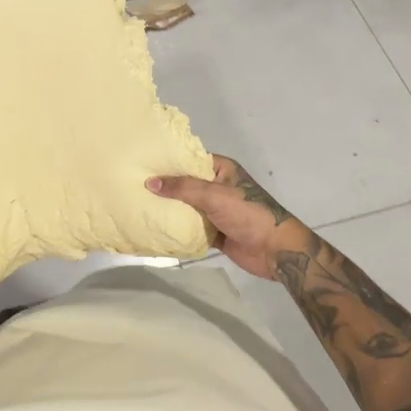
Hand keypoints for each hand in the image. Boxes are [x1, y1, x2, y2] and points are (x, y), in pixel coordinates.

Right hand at [147, 155, 315, 280]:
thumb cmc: (248, 213)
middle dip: (165, 185)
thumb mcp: (213, 195)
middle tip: (135, 181)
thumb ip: (182, 187)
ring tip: (139, 201)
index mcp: (222, 169)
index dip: (169, 160)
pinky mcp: (215, 231)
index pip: (190, 159)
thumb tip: (150, 182)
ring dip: (170, 207)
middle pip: (186, 183)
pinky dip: (178, 226)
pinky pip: (191, 226)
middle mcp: (217, 186)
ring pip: (187, 205)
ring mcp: (216, 210)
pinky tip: (156, 224)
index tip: (143, 160)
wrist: (276, 251)